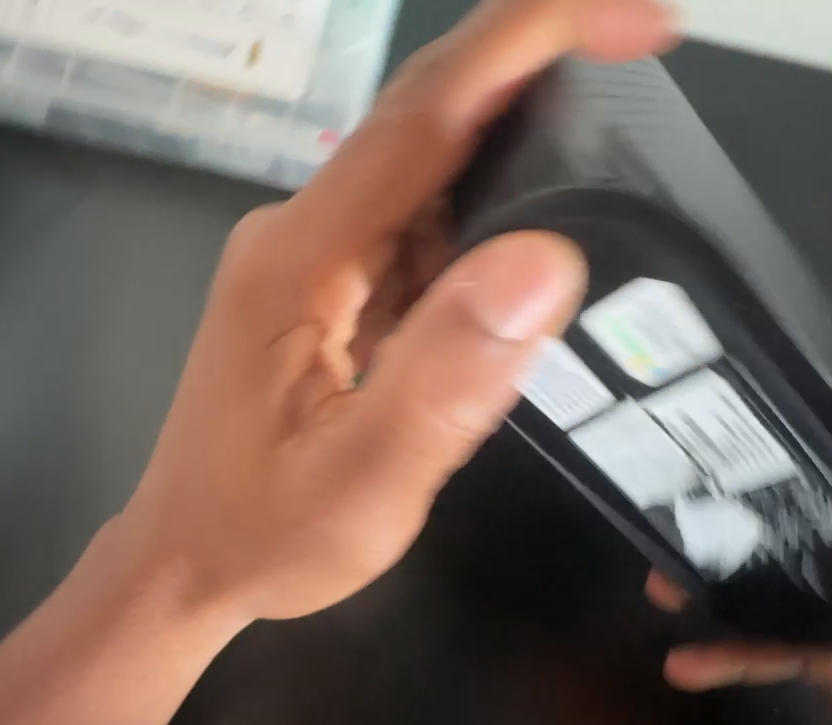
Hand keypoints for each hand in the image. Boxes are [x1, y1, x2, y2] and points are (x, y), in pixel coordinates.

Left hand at [117, 0, 676, 624]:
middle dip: (536, 83)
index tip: (641, 19)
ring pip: (421, 180)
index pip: (425, 116)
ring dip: (511, 162)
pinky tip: (514, 261)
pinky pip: (408, 238)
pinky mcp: (318, 297)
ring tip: (603, 172)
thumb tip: (546, 262)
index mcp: (302, 261)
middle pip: (425, 126)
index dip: (531, 39)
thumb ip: (444, 379)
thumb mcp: (362, 480)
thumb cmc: (264, 537)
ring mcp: (307, 265)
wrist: (186, 563)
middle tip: (645, 82)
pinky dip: (472, 230)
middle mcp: (299, 239)